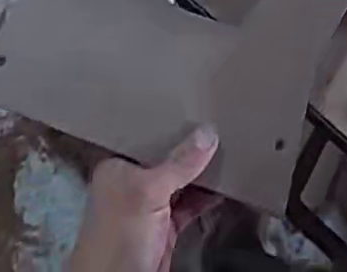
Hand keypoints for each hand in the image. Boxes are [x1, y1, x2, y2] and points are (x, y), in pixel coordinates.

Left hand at [66, 126, 222, 271]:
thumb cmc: (118, 240)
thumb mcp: (148, 193)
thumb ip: (179, 163)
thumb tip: (209, 132)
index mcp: (118, 168)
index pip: (148, 136)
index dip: (172, 122)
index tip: (198, 106)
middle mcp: (132, 185)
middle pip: (168, 158)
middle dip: (192, 147)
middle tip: (220, 124)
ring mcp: (149, 209)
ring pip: (181, 181)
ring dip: (202, 172)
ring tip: (228, 149)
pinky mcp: (164, 230)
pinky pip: (190, 204)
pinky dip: (207, 196)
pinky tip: (224, 184)